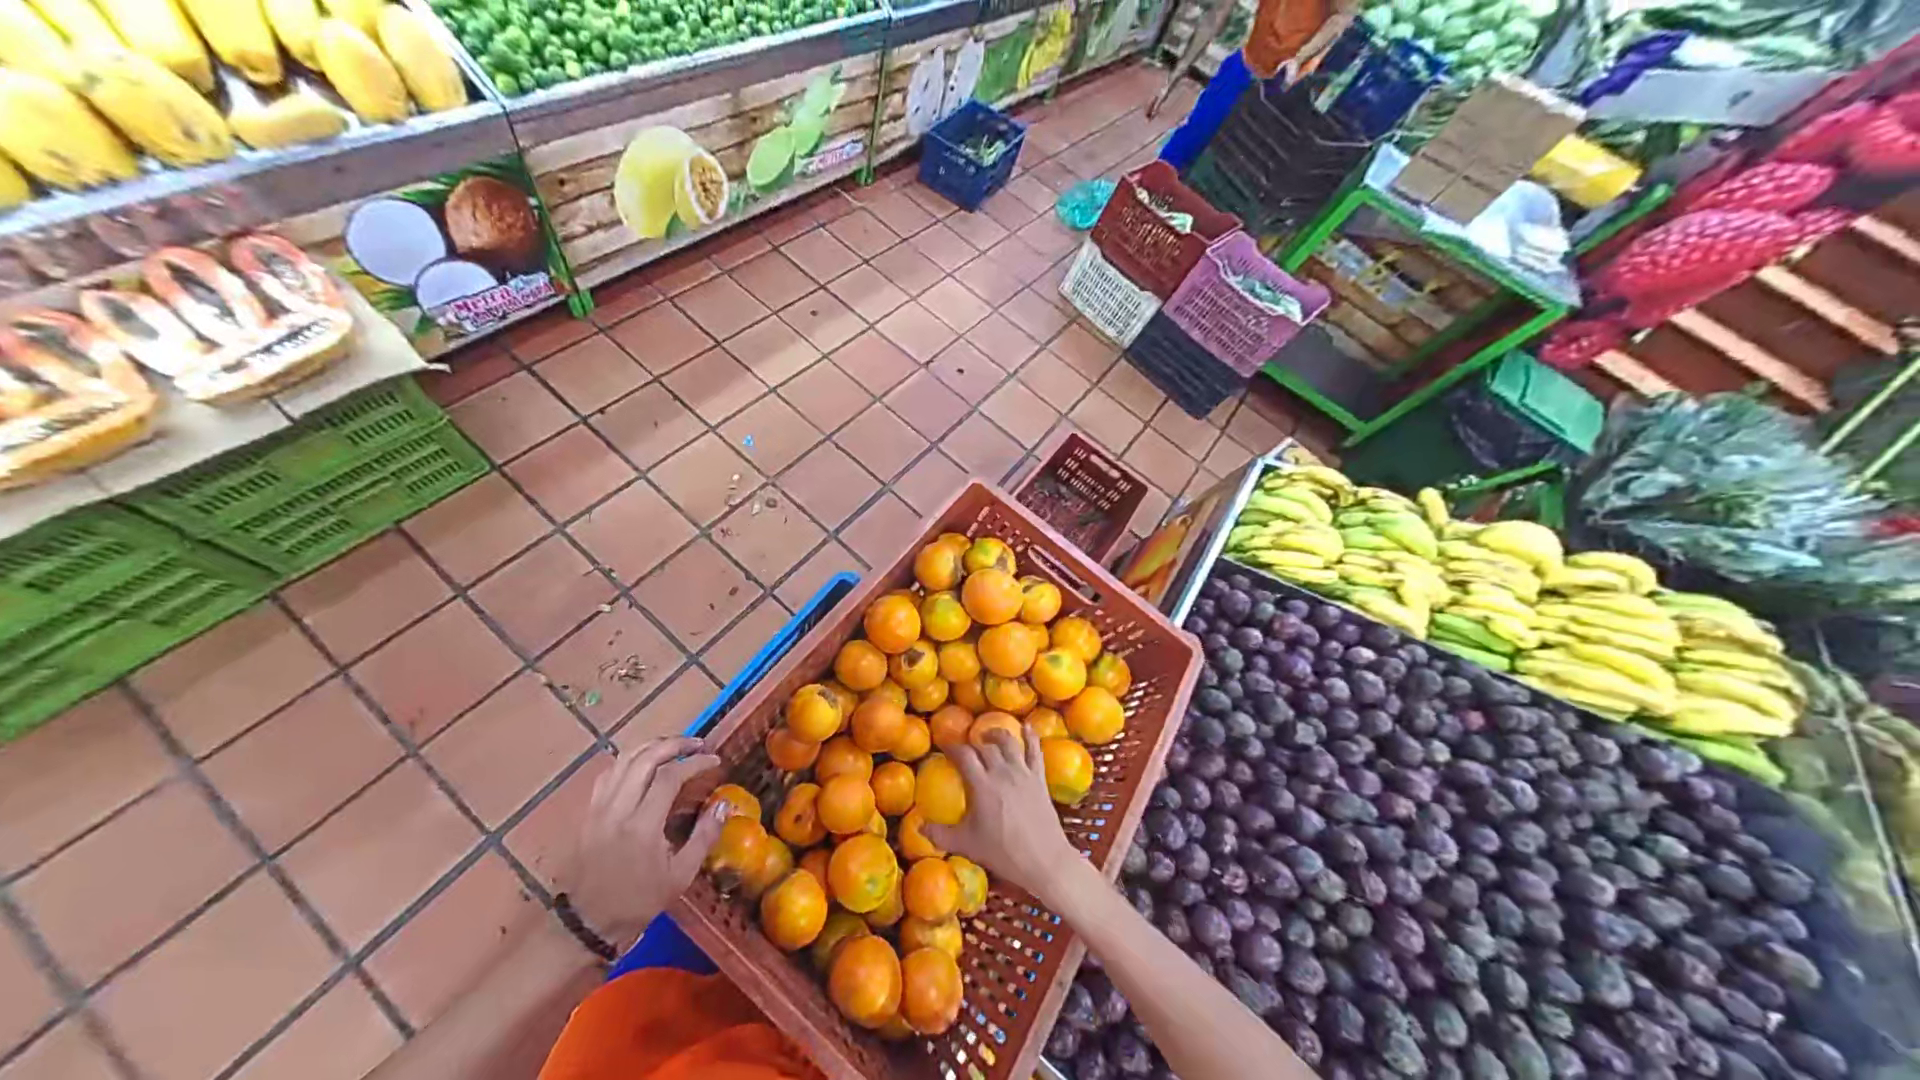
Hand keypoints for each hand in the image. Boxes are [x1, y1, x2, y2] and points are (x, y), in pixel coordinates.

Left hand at [559, 736, 725, 946]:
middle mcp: (618, 809)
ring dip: (651, 748)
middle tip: (697, 744)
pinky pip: (609, 774)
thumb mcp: (680, 875)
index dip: (695, 763)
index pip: (670, 776)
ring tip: (674, 747)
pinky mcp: (588, 813)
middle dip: (674, 744)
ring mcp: (599, 809)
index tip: (714, 761)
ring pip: (623, 761)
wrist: (585, 924)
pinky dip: (629, 761)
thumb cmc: (637, 902)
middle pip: (644, 758)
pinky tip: (644, 765)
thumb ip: (704, 835)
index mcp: (642, 825)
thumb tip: (725, 804)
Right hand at [923, 729, 1084, 905]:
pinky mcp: (1039, 778)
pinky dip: (1030, 736)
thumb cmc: (1002, 853)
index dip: (952, 747)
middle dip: (973, 742)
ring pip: (1009, 742)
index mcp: (982, 785)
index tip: (944, 744)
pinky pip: (1035, 751)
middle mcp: (1002, 772)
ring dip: (997, 734)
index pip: (964, 755)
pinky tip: (1026, 727)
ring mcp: (1023, 773)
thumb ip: (939, 835)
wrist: (1043, 860)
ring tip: (988, 734)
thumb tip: (919, 827)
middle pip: (985, 746)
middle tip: (966, 745)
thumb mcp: (966, 845)